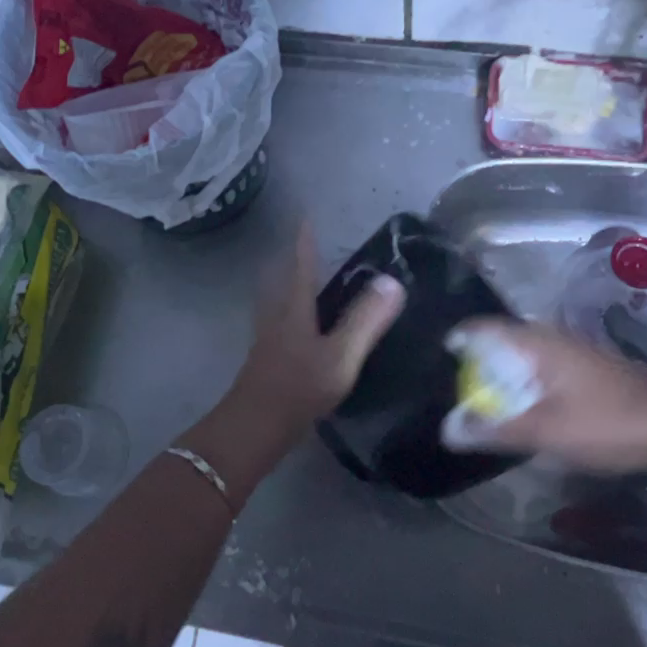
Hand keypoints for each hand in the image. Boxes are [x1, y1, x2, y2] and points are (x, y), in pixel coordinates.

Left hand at [226, 223, 404, 436]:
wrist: (254, 429)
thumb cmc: (298, 388)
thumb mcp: (340, 356)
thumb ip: (366, 321)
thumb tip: (393, 281)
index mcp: (294, 310)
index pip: (301, 266)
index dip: (304, 242)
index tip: (304, 217)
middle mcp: (277, 318)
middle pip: (280, 281)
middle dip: (290, 262)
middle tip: (304, 248)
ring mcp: (267, 341)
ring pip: (275, 303)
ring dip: (286, 288)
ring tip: (301, 284)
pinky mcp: (265, 363)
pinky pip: (277, 326)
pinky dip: (287, 316)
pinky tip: (297, 331)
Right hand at [442, 318, 646, 472]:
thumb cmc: (606, 423)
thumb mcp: (545, 431)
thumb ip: (495, 429)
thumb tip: (447, 429)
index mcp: (536, 342)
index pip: (484, 327)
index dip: (460, 339)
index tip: (440, 357)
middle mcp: (552, 337)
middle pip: (502, 341)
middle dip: (479, 363)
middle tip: (458, 389)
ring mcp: (573, 351)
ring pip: (524, 355)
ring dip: (504, 376)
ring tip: (487, 402)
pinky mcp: (587, 369)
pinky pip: (542, 367)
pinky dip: (525, 383)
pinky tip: (527, 408)